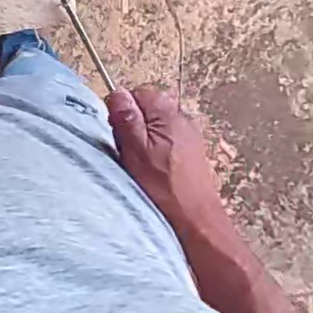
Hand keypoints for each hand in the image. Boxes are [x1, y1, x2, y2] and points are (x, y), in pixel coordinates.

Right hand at [107, 86, 227, 230]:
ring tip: (139, 161)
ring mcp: (189, 137)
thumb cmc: (164, 188)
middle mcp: (183, 122)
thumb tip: (117, 93)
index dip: (123, 109)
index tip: (117, 129)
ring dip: (143, 139)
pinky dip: (155, 150)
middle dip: (133, 124)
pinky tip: (152, 169)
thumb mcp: (135, 150)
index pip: (139, 93)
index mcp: (169, 116)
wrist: (195, 219)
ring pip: (156, 126)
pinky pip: (166, 141)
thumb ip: (126, 118)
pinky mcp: (191, 153)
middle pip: (148, 108)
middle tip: (127, 148)